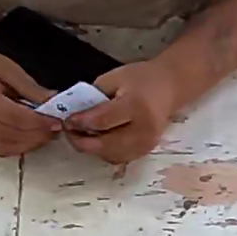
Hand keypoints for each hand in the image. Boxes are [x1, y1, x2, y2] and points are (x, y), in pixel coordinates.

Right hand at [0, 45, 58, 157]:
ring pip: (5, 147)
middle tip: (55, 130)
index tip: (57, 122)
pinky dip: (18, 148)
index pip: (14, 117)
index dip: (38, 123)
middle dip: (37, 135)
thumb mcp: (11, 70)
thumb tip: (55, 104)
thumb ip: (32, 90)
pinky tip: (31, 139)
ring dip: (30, 144)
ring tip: (46, 135)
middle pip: (10, 134)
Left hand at [65, 58, 184, 163]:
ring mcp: (146, 144)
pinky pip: (118, 157)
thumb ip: (94, 97)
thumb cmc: (141, 78)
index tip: (67, 120)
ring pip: (110, 155)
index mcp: (136, 106)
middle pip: (106, 144)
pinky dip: (103, 151)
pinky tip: (96, 140)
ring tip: (80, 136)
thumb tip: (75, 115)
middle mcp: (143, 129)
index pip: (102, 121)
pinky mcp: (146, 151)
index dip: (81, 123)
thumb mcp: (114, 78)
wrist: (169, 87)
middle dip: (82, 141)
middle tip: (68, 131)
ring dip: (91, 148)